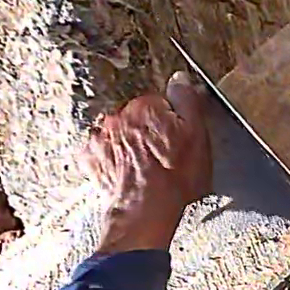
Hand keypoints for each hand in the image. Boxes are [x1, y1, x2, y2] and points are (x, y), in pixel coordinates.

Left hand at [82, 73, 211, 254]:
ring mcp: (101, 138)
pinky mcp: (91, 158)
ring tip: (146, 168)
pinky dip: (112, 159)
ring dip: (129, 145)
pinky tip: (127, 172)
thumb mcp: (198, 136)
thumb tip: (180, 79)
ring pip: (119, 134)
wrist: (146, 210)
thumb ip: (188, 101)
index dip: (172, 122)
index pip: (160, 104)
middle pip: (137, 117)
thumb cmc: (175, 177)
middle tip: (163, 157)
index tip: (178, 140)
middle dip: (148, 132)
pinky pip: (103, 151)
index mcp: (145, 107)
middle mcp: (118, 117)